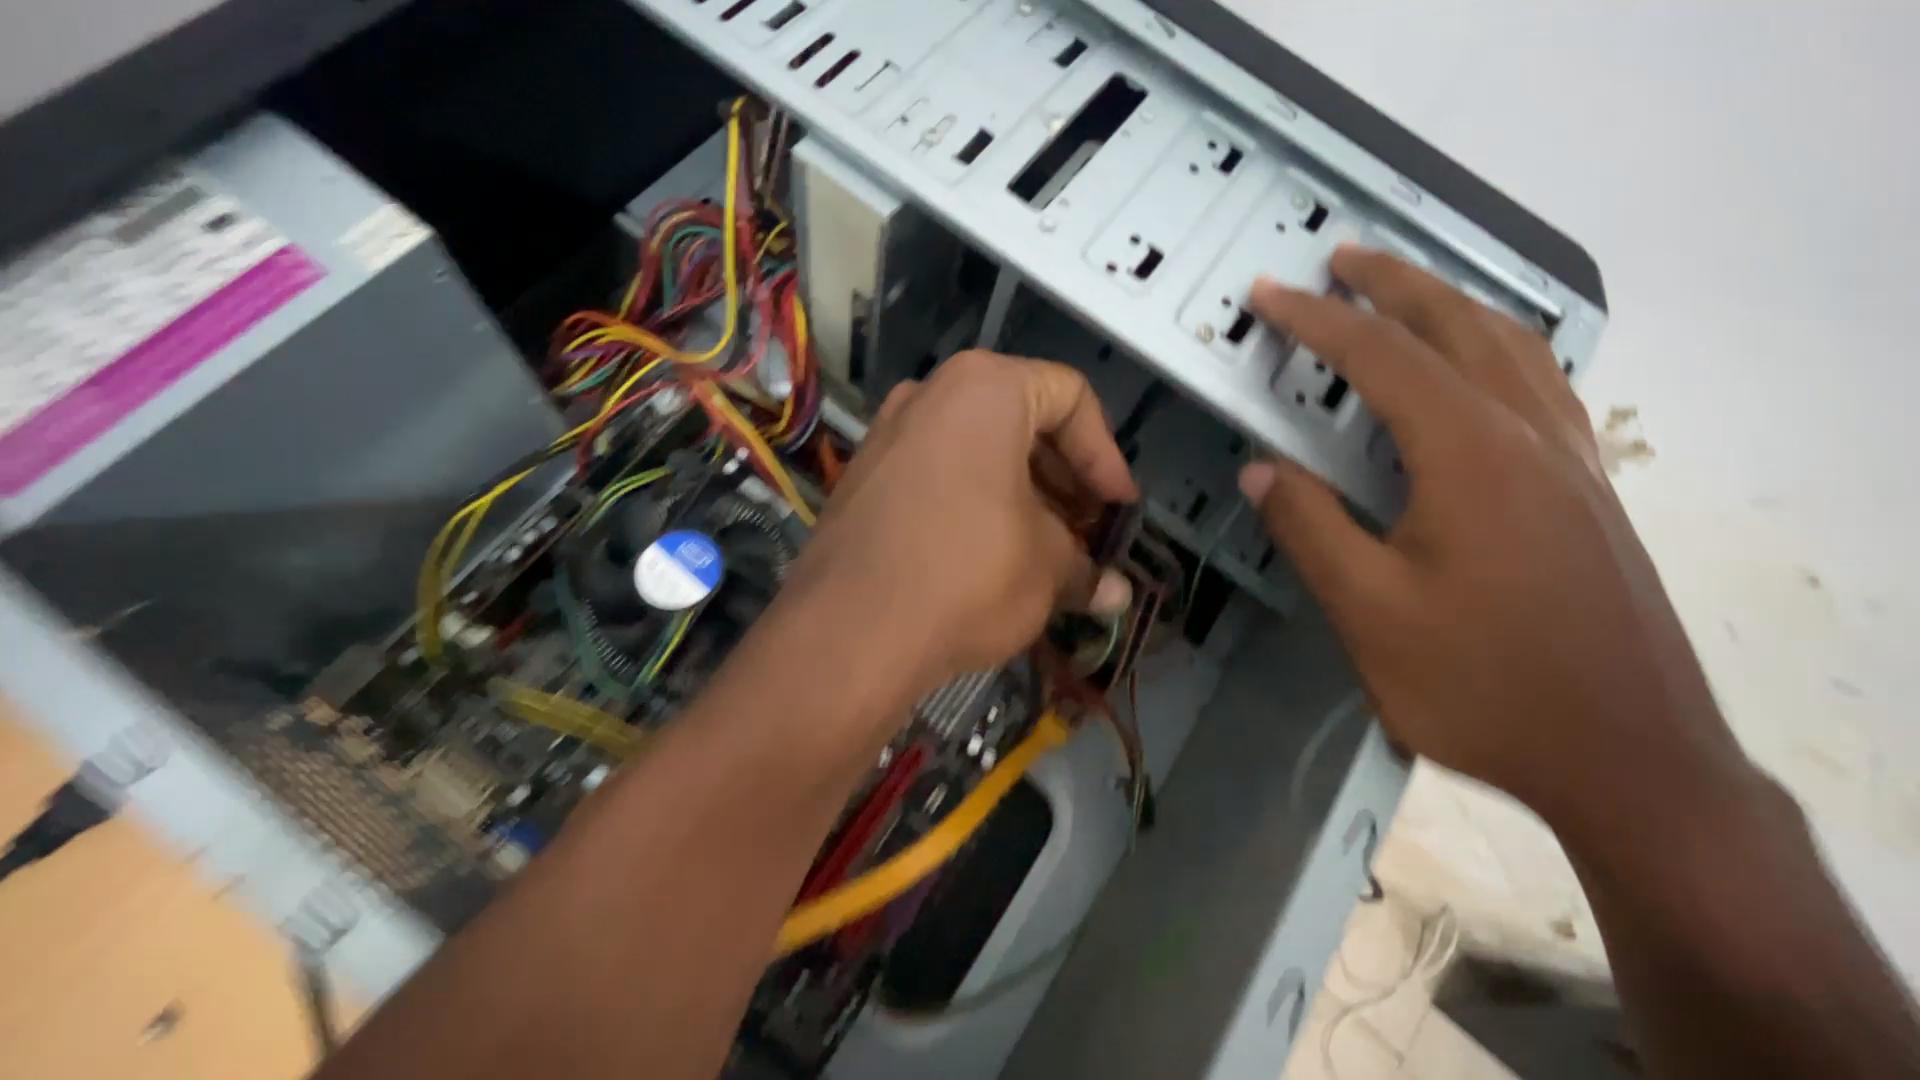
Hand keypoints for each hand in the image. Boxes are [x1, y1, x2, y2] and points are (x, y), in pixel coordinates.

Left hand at [783, 351, 1136, 699]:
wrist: (849, 630)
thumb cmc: (969, 574)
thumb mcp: (1047, 568)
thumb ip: (1087, 568)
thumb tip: (1115, 594)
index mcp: (985, 389)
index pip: (1070, 397)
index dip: (1106, 455)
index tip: (1118, 511)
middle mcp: (929, 395)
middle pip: (1021, 421)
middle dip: (1063, 480)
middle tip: (1085, 533)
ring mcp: (886, 436)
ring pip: (975, 451)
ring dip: (1021, 496)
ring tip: (1044, 554)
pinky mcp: (860, 481)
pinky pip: (935, 477)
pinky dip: (972, 506)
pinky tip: (989, 561)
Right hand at [1239, 249, 1750, 829]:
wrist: (1627, 755)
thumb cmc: (1482, 685)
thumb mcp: (1370, 614)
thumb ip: (1311, 529)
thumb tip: (1263, 468)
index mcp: (1468, 453)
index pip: (1380, 357)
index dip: (1317, 320)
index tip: (1269, 293)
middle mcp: (1529, 434)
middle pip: (1459, 326)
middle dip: (1394, 284)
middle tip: (1340, 258)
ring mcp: (1574, 460)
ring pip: (1515, 347)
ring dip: (1454, 305)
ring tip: (1406, 293)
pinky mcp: (1594, 492)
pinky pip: (1546, 386)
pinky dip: (1502, 350)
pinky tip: (1485, 372)